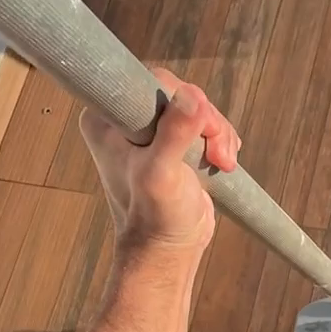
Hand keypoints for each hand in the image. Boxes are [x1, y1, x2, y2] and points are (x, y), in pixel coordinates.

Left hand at [79, 67, 240, 255]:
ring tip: (223, 163)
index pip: (151, 82)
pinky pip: (204, 123)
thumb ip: (174, 134)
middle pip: (180, 94)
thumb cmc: (155, 218)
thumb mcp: (162, 175)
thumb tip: (194, 96)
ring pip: (197, 109)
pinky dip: (220, 139)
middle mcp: (126, 118)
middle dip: (208, 122)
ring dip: (219, 134)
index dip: (183, 98)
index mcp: (107, 118)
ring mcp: (151, 131)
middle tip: (219, 153)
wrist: (168, 249)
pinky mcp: (173, 142)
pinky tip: (223, 161)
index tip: (200, 127)